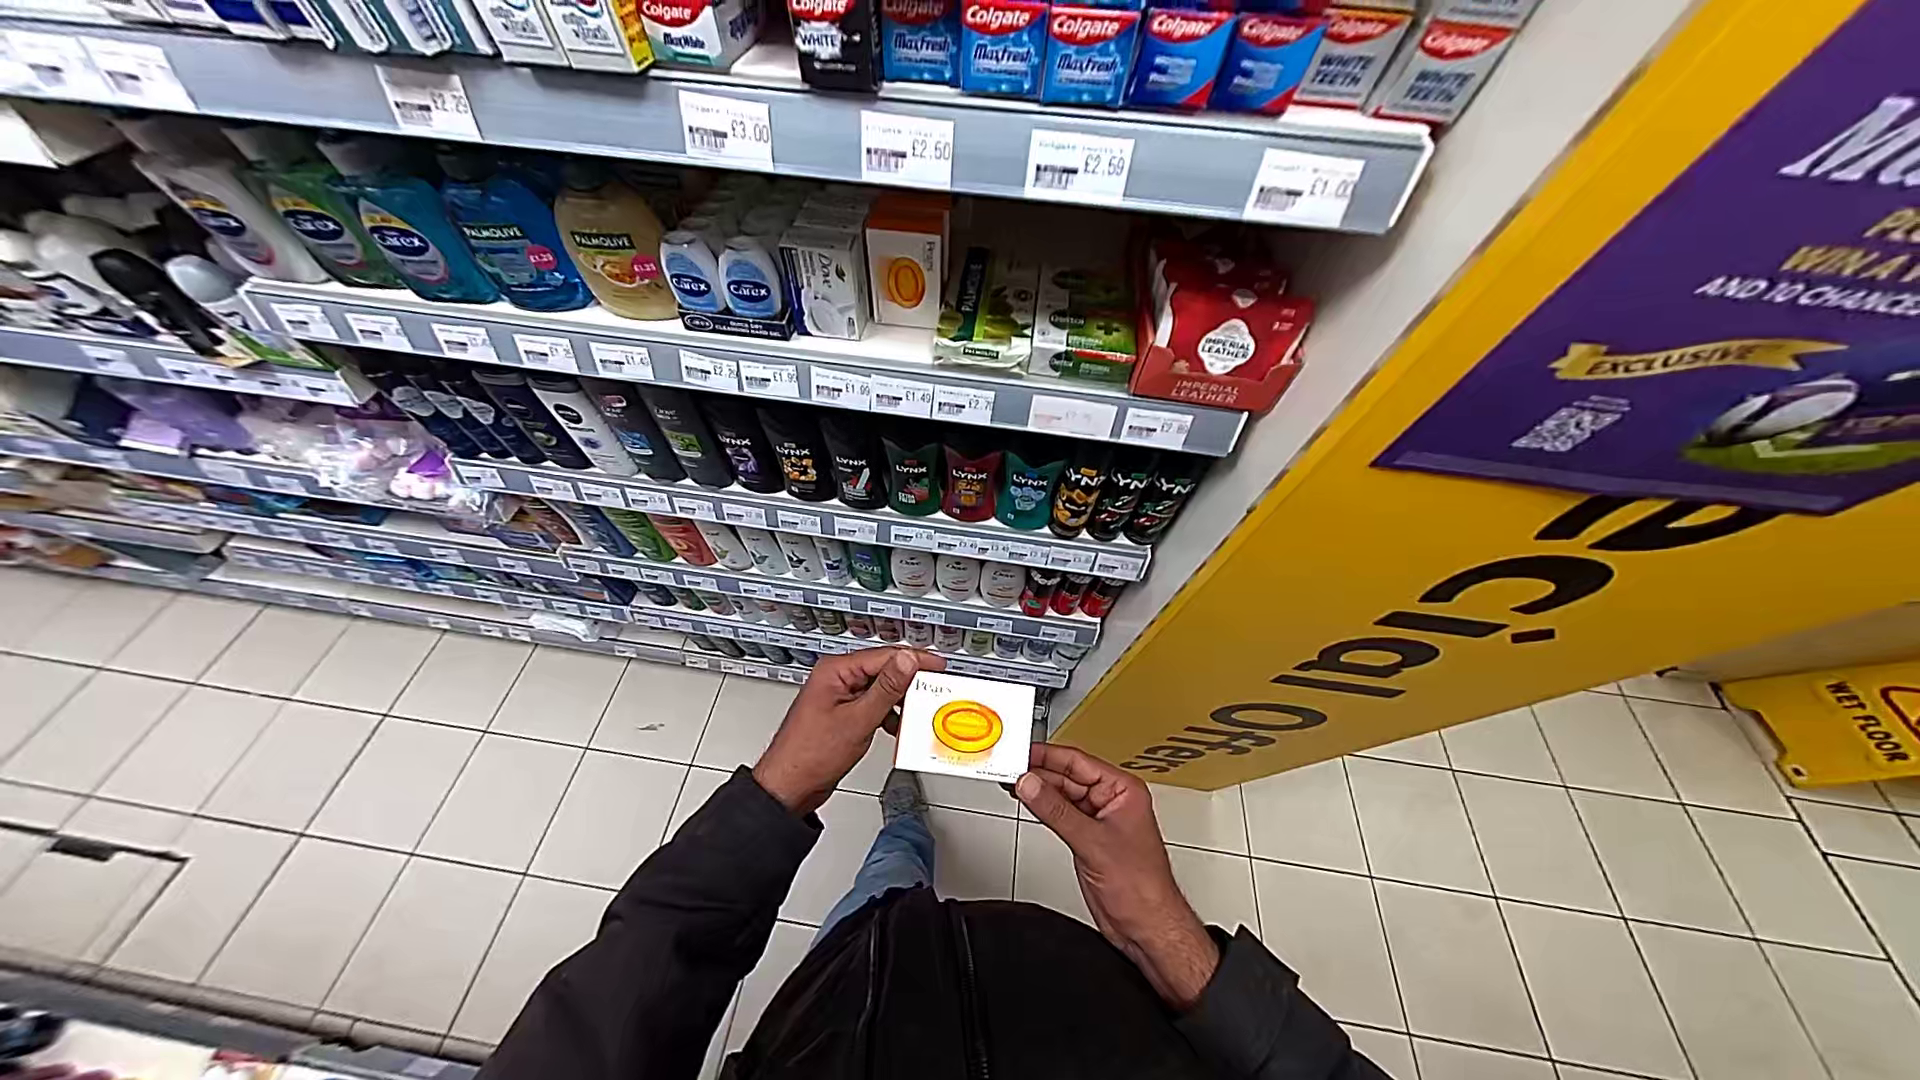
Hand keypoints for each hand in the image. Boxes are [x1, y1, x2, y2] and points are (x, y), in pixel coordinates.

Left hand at [754, 647, 944, 814]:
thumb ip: (886, 688)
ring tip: (918, 709)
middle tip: (934, 687)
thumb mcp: (858, 719)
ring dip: (899, 699)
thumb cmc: (810, 755)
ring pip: (880, 688)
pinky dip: (888, 713)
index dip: (915, 660)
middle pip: (884, 669)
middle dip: (909, 681)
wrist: (789, 786)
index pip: (885, 655)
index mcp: (836, 670)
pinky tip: (897, 726)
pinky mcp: (844, 712)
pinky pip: (873, 704)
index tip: (938, 665)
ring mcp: (840, 695)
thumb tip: (907, 661)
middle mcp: (837, 678)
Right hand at [1016, 743, 1218, 1010]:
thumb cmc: (1144, 888)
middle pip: (1066, 775)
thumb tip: (1031, 784)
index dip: (1048, 755)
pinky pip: (1058, 812)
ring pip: (1060, 793)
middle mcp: (1110, 800)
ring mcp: (1097, 818)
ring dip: (1038, 790)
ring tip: (1013, 783)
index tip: (1023, 752)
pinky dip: (1041, 807)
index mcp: (1123, 790)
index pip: (1078, 761)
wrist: (1146, 928)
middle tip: (1011, 769)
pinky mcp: (1085, 836)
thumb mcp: (1093, 842)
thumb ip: (1056, 811)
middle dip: (1038, 773)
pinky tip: (1027, 801)